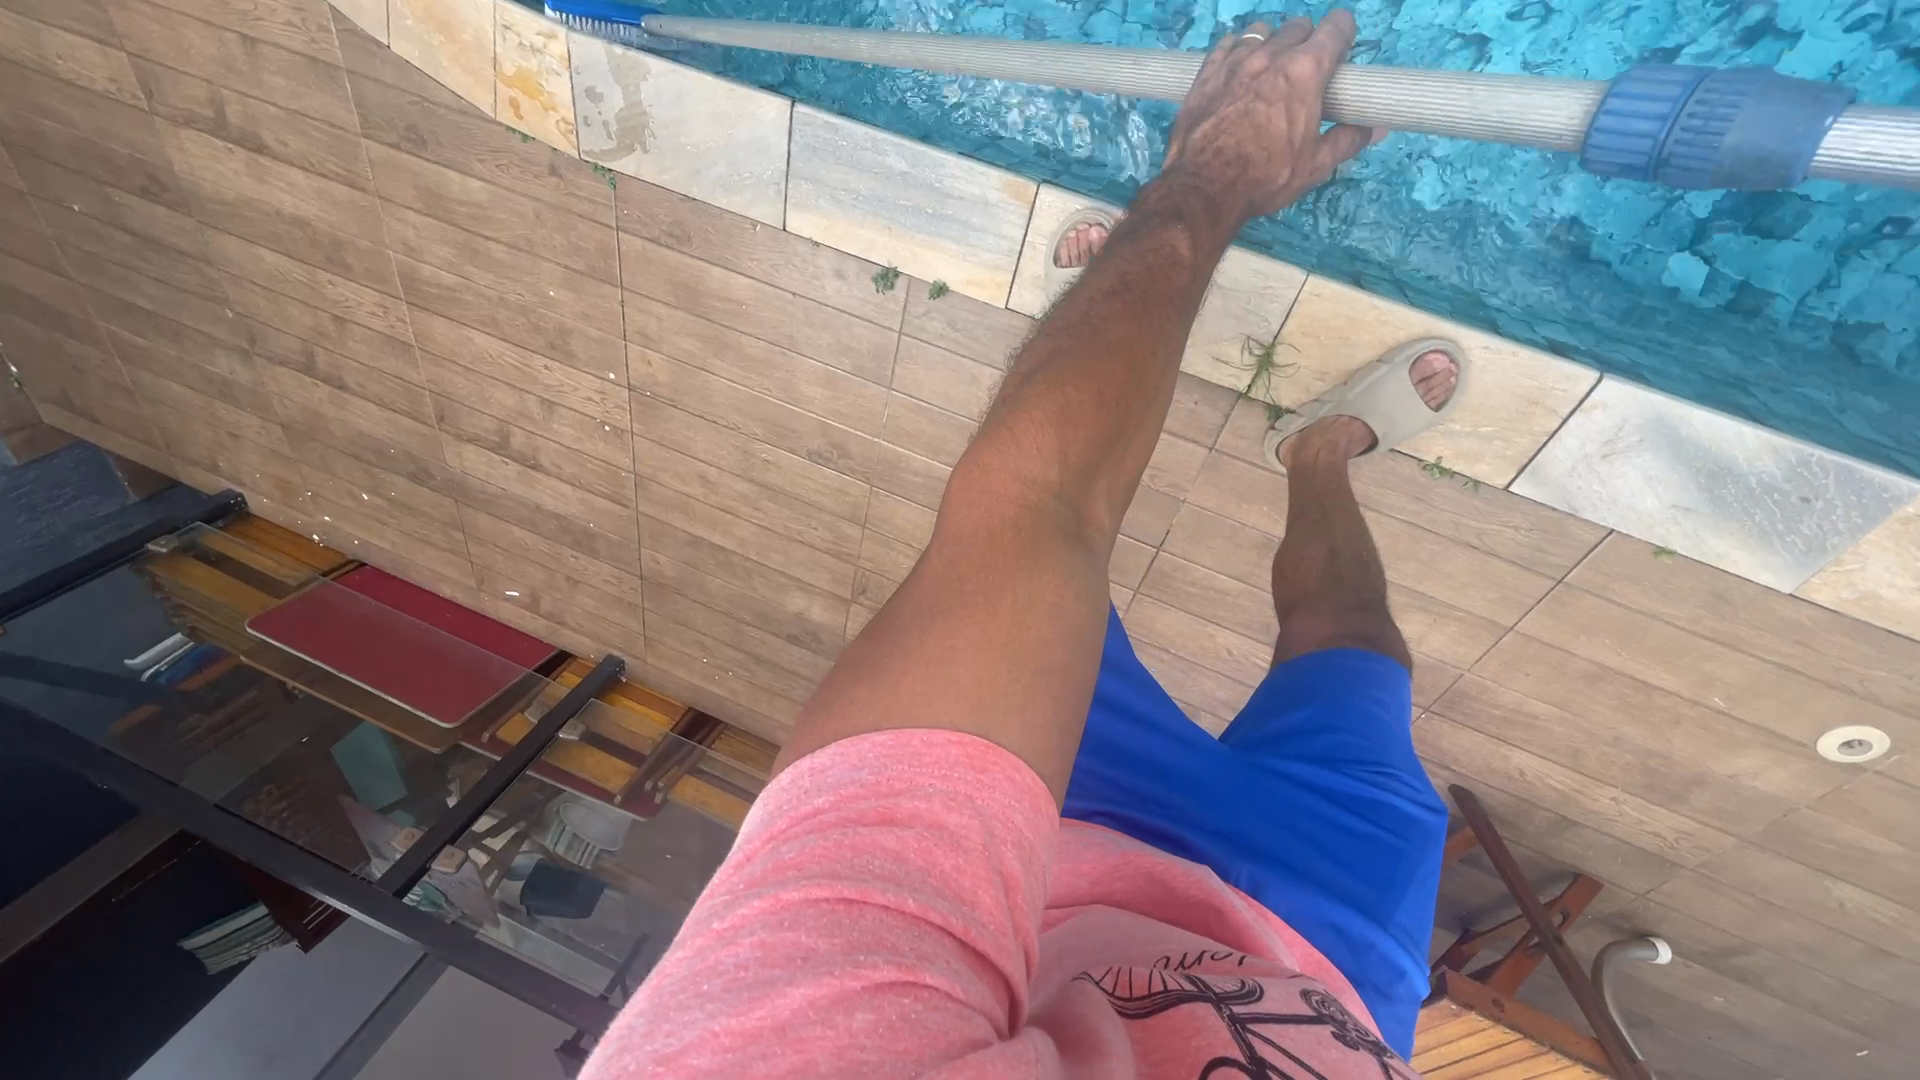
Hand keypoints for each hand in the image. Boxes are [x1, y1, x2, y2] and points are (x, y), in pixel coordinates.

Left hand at [1161, 11, 1374, 224]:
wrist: (1202, 190)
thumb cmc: (1263, 179)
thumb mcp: (1313, 167)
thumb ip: (1346, 141)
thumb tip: (1376, 129)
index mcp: (1306, 70)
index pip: (1338, 26)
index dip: (1342, 38)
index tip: (1338, 58)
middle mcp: (1271, 55)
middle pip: (1298, 27)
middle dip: (1305, 43)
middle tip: (1301, 74)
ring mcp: (1234, 63)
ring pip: (1260, 31)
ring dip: (1269, 44)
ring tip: (1266, 71)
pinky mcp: (1205, 76)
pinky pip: (1225, 46)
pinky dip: (1235, 51)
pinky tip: (1235, 70)